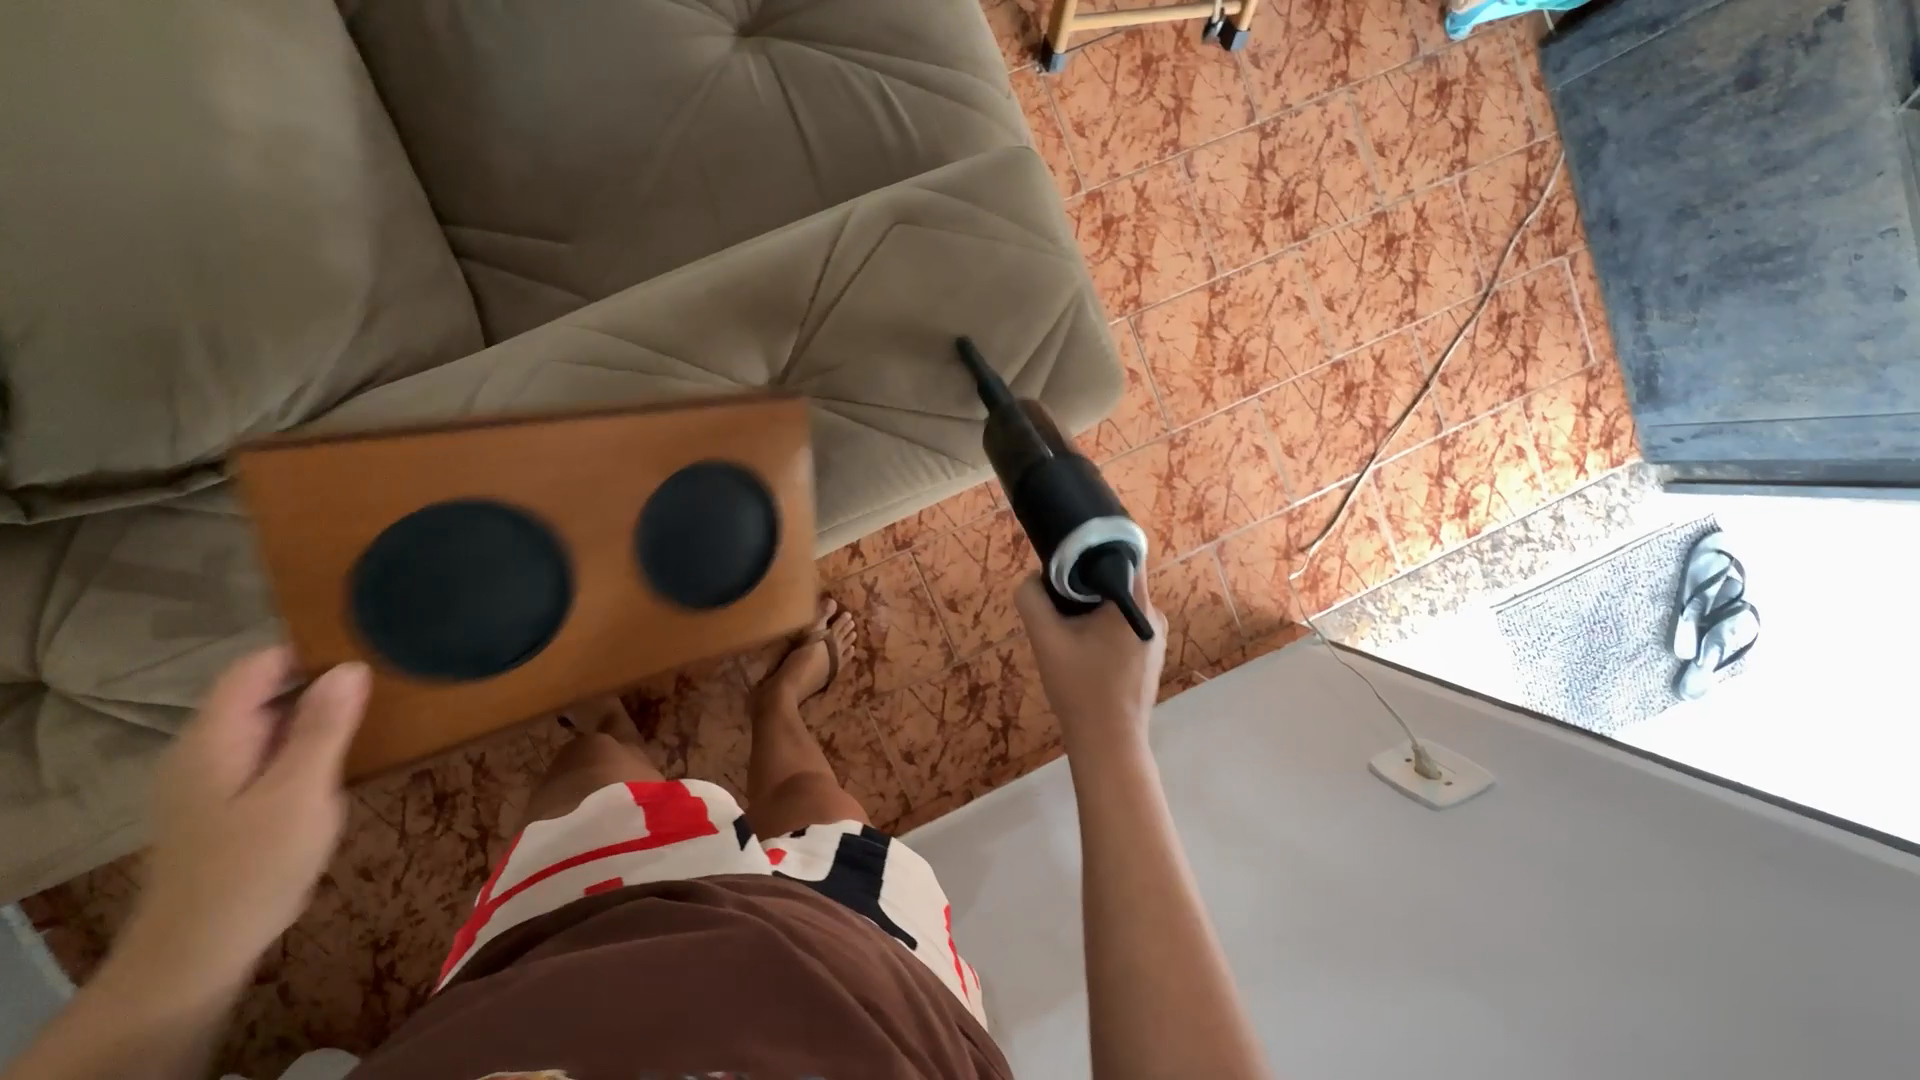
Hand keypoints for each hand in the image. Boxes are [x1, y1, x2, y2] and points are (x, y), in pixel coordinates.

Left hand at [115, 648, 369, 998]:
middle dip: (315, 685)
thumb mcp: (301, 792)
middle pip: (258, 693)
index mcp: (213, 738)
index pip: (255, 666)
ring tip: (365, 724)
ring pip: (260, 725)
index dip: (307, 653)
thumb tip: (350, 668)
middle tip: (377, 691)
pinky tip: (329, 769)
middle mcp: (199, 749)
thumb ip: (324, 728)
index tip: (364, 658)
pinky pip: (258, 754)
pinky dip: (294, 748)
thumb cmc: (255, 866)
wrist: (198, 948)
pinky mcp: (215, 804)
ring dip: (309, 719)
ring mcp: (203, 778)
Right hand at [1014, 571, 1167, 754]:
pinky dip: (1104, 632)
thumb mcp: (1046, 640)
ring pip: (1119, 608)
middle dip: (1085, 587)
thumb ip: (1032, 600)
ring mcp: (1156, 639)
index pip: (1121, 555)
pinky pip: (1125, 630)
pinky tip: (1084, 652)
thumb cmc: (1081, 689)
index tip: (1065, 562)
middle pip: (1117, 583)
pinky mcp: (1150, 658)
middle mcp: (1153, 616)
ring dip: (1093, 613)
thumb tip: (1031, 580)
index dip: (1092, 551)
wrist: (1108, 743)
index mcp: (1135, 603)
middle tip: (1058, 603)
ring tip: (1068, 631)